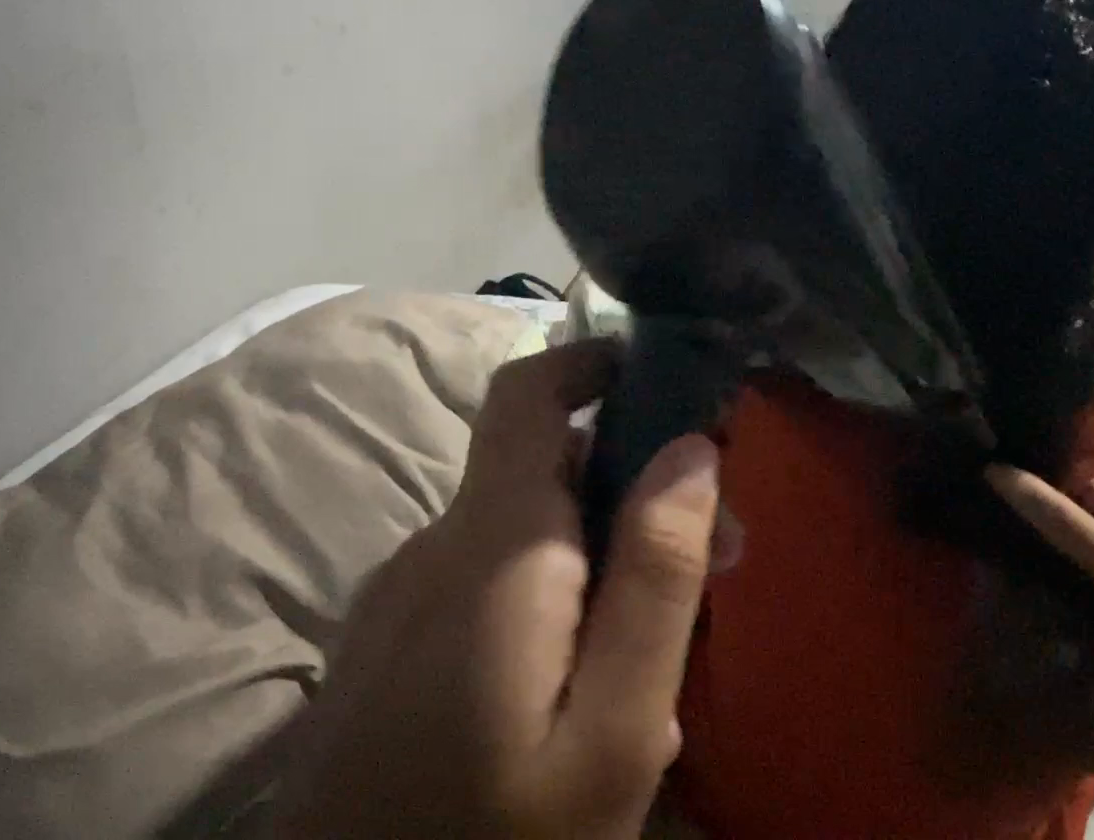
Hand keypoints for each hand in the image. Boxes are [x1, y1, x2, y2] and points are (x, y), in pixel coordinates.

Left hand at [277, 342, 721, 838]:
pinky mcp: (386, 641)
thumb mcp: (613, 731)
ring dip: (591, 542)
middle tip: (707, 554)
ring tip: (650, 633)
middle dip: (625, 480)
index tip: (666, 380)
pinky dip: (545, 584)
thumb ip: (654, 580)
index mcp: (491, 548)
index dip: (590, 362)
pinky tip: (573, 672)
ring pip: (516, 525)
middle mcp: (433, 548)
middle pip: (537, 464)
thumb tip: (691, 450)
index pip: (525, 396)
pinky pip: (481, 575)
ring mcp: (398, 596)